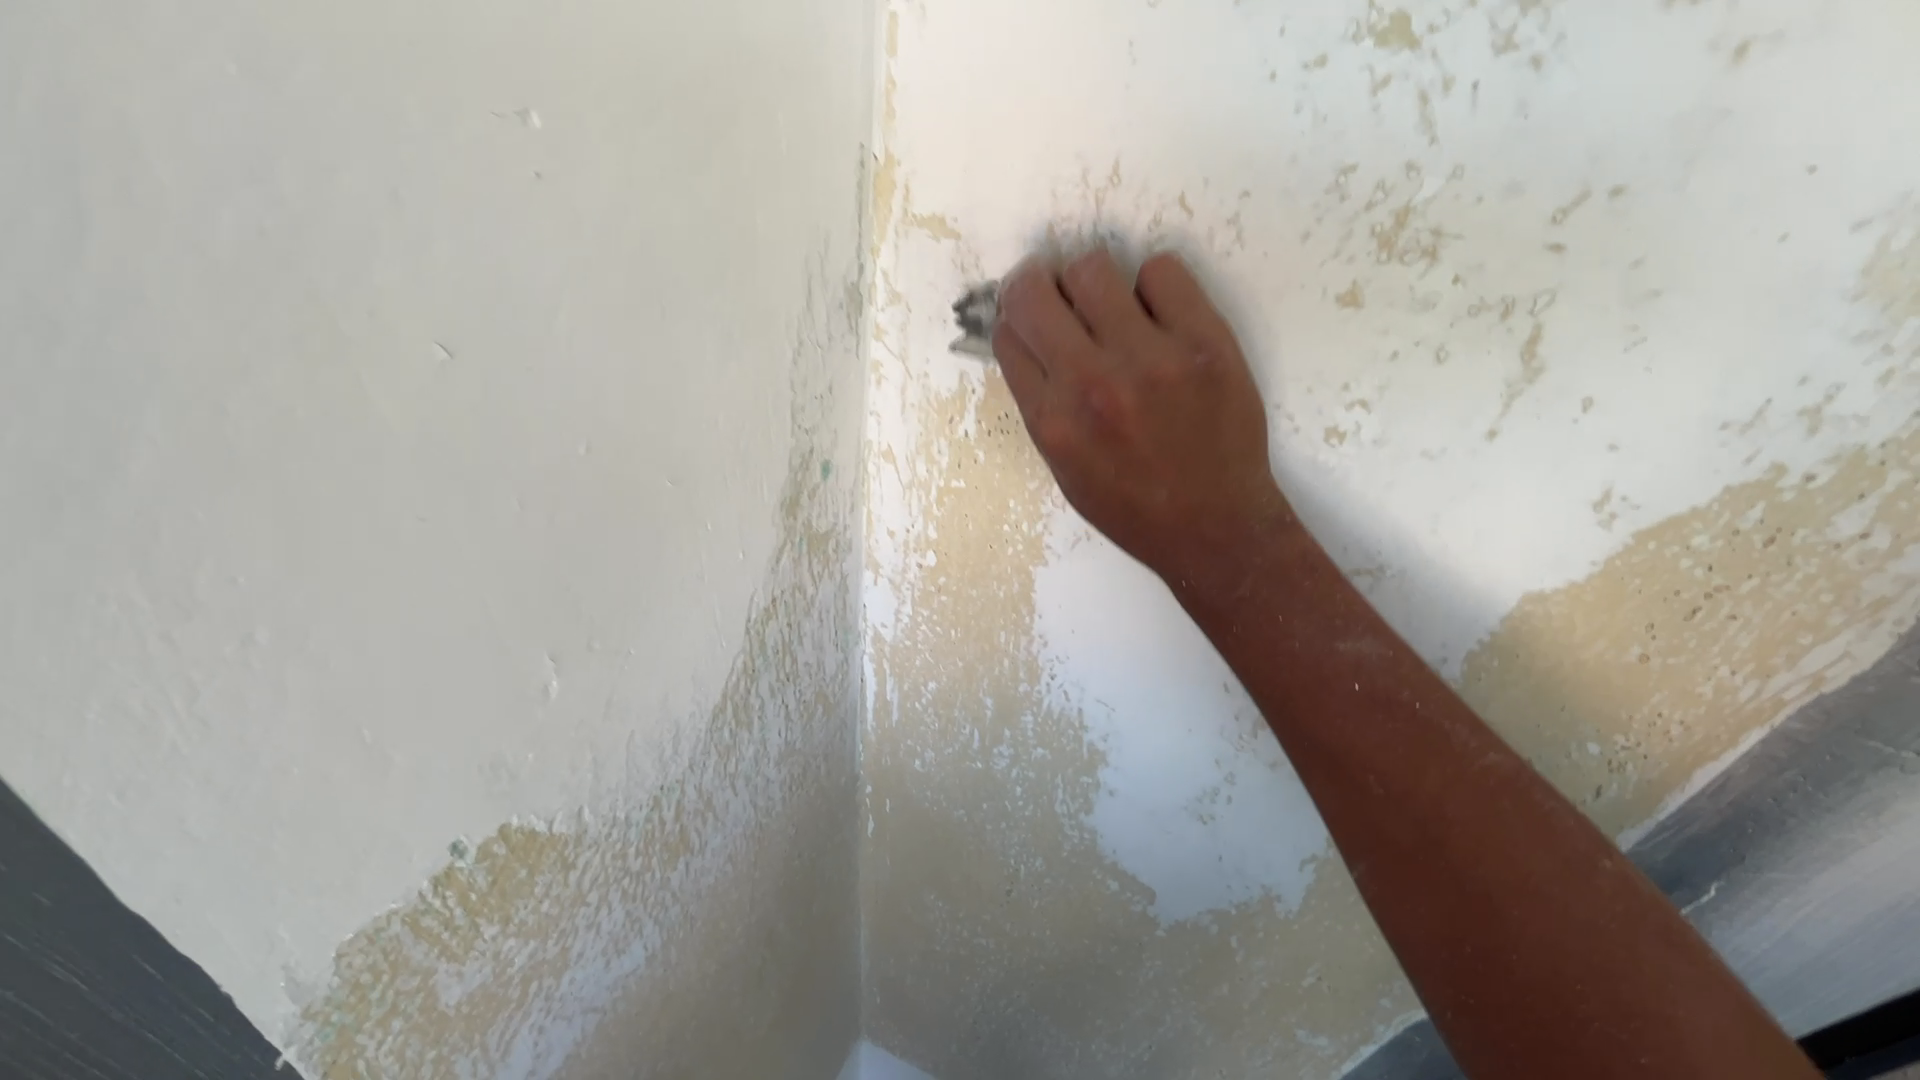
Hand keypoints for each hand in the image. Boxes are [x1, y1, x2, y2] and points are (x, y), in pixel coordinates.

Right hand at [993, 250, 1290, 585]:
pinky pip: (1160, 270)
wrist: (1213, 526)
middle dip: (1037, 286)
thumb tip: (1028, 336)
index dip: (1016, 320)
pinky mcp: (1205, 341)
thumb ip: (1041, 403)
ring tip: (1112, 308)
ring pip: (1094, 268)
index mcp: (1051, 421)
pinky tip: (1158, 316)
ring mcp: (1151, 359)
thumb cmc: (1131, 506)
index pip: (1008, 334)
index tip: (1031, 321)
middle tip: (1060, 298)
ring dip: (1092, 281)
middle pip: (1034, 290)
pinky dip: (1152, 285)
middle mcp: (1092, 384)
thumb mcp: (1064, 468)